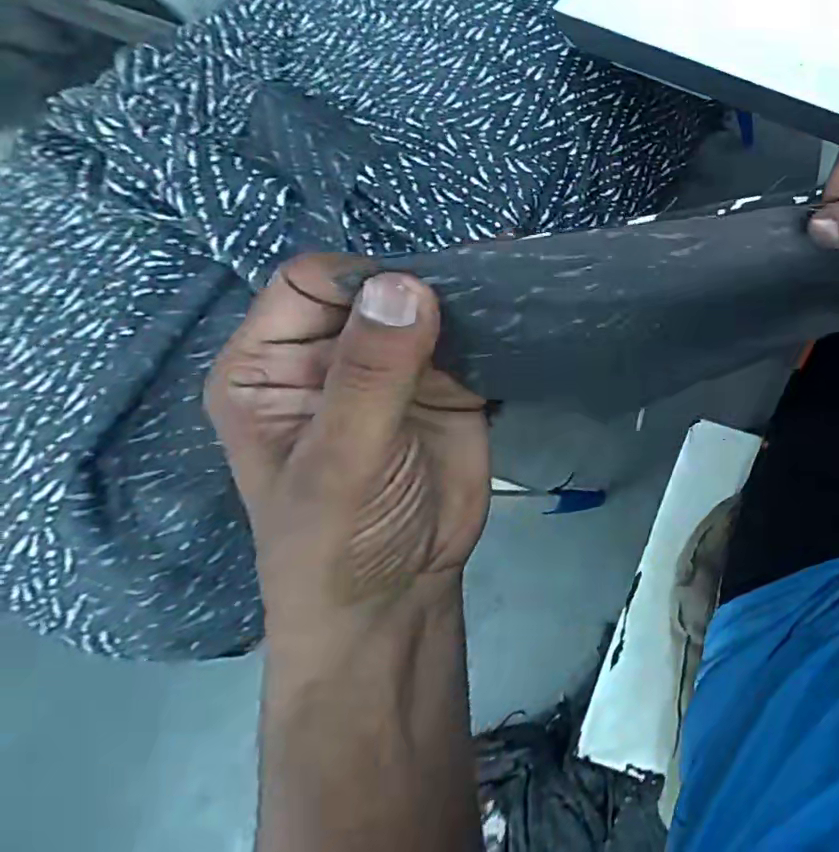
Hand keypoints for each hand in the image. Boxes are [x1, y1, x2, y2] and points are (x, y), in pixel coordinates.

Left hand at [205, 254, 489, 640]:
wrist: (401, 590)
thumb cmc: (338, 535)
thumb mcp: (343, 458)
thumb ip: (372, 374)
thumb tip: (405, 284)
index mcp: (274, 365)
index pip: (315, 284)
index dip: (369, 280)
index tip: (430, 301)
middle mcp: (335, 358)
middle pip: (385, 290)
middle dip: (435, 283)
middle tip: (496, 282)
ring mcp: (400, 372)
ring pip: (438, 311)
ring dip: (477, 303)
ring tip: (523, 294)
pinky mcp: (453, 389)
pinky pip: (477, 344)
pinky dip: (503, 332)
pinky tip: (531, 323)